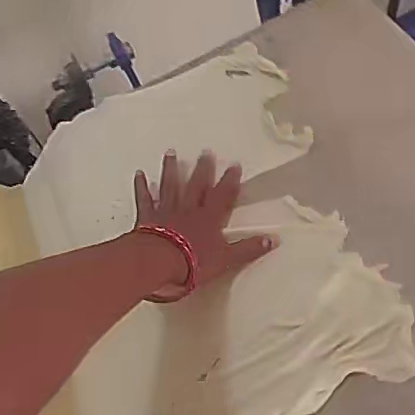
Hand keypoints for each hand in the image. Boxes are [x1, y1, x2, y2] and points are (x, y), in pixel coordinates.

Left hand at [134, 151, 275, 300]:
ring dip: (172, 169)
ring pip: (170, 186)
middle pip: (196, 185)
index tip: (234, 165)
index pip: (223, 196)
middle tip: (205, 151)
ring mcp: (167, 211)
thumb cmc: (194, 262)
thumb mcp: (227, 259)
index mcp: (209, 218)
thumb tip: (274, 240)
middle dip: (203, 169)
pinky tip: (140, 174)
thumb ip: (249, 249)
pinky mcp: (148, 218)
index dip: (230, 181)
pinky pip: (145, 199)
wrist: (160, 262)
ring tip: (172, 153)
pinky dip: (142, 187)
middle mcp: (189, 209)